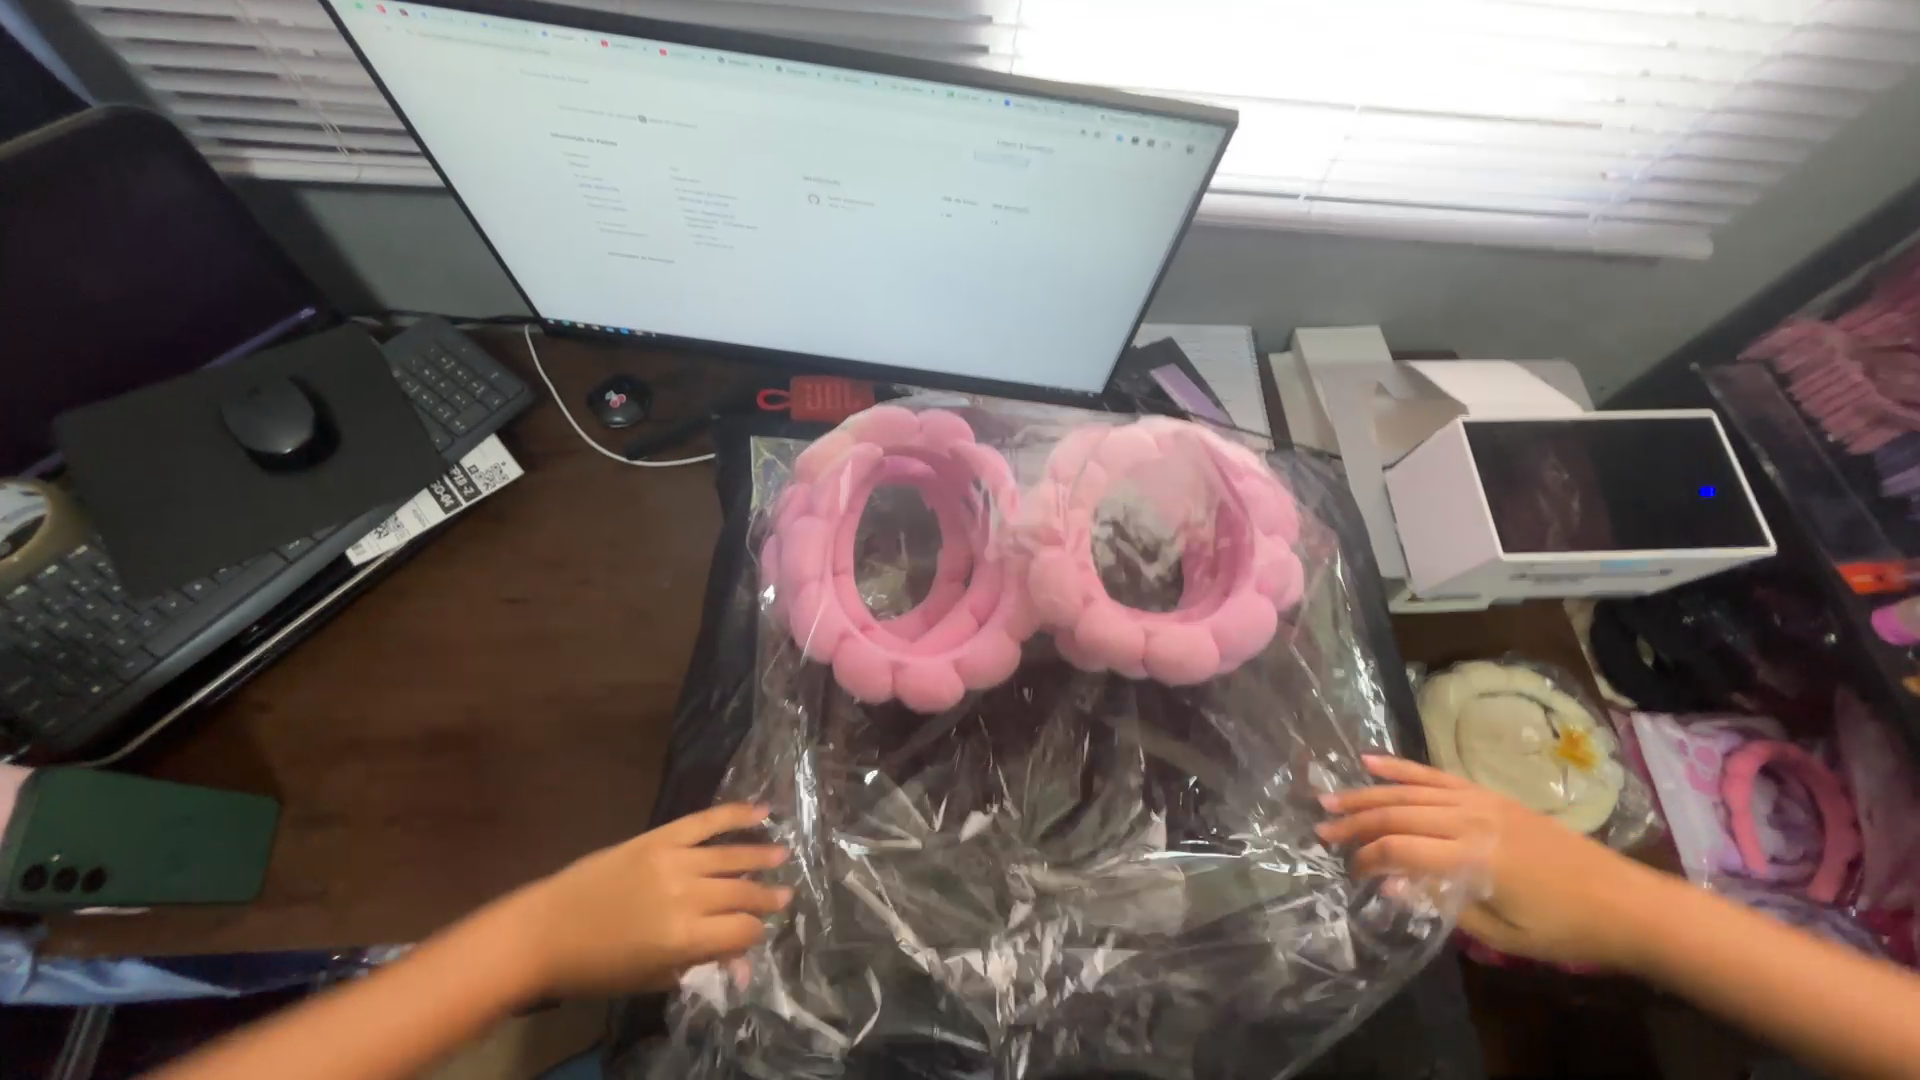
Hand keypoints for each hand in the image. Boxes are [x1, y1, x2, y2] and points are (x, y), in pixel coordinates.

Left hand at [494, 803, 792, 995]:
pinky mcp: (660, 838)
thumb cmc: (596, 967)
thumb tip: (743, 966)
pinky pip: (706, 821)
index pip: (741, 931)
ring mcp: (674, 861)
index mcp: (684, 939)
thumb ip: (700, 966)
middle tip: (785, 896)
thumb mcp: (652, 978)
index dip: (756, 934)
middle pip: (742, 893)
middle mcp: (687, 897)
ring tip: (784, 854)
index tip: (760, 932)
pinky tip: (762, 810)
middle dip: (767, 897)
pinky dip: (736, 813)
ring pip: (733, 855)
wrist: (543, 931)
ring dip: (762, 855)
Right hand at [1317, 755, 1668, 969]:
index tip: (1351, 872)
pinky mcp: (1488, 794)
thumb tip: (1390, 885)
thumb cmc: (1566, 929)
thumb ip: (1444, 904)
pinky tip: (1370, 761)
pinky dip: (1401, 768)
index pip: (1400, 849)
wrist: (1628, 902)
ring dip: (1366, 794)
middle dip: (1355, 823)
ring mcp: (1479, 801)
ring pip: (1408, 791)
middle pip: (1396, 814)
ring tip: (1331, 800)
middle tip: (1321, 830)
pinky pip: (1436, 775)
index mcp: (1474, 859)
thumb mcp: (1503, 933)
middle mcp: (1470, 821)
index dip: (1367, 858)